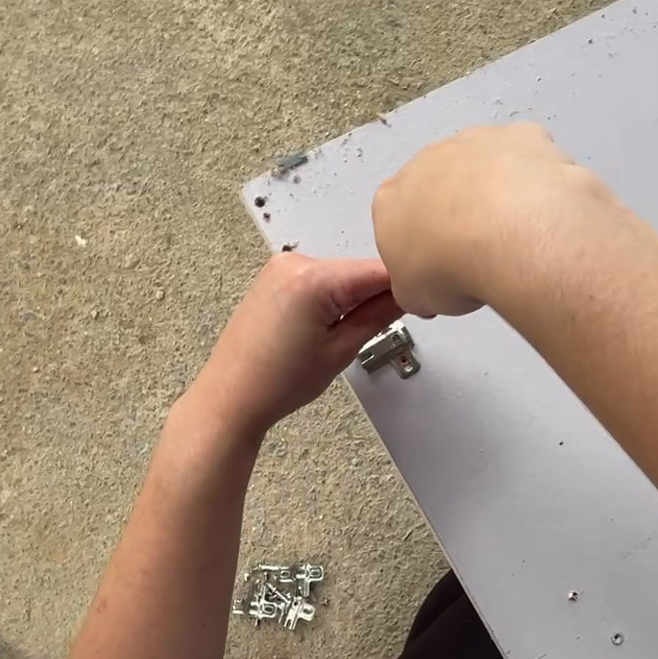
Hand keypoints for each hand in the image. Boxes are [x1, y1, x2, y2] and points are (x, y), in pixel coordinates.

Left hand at [186, 253, 403, 439]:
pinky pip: (319, 279)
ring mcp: (281, 267)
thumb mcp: (341, 351)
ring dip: (354, 297)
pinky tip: (327, 324)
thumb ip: (378, 316)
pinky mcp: (275, 277)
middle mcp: (295, 263)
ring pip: (341, 275)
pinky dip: (333, 296)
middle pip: (360, 270)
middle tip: (388, 326)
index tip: (426, 302)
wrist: (231, 395)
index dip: (407, 287)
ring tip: (345, 334)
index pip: (378, 271)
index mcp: (313, 279)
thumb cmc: (274, 381)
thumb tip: (406, 296)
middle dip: (379, 294)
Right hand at [371, 123, 620, 316]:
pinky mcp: (519, 136)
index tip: (440, 266)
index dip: (422, 244)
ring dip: (493, 193)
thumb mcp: (415, 297)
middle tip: (478, 251)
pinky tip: (540, 208)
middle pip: (438, 186)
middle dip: (456, 214)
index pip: (397, 219)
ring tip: (513, 235)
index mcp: (391, 200)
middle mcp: (426, 162)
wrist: (506, 239)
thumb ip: (411, 287)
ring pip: (482, 166)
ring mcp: (474, 143)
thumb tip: (422, 290)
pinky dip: (532, 177)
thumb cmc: (452, 267)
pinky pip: (525, 155)